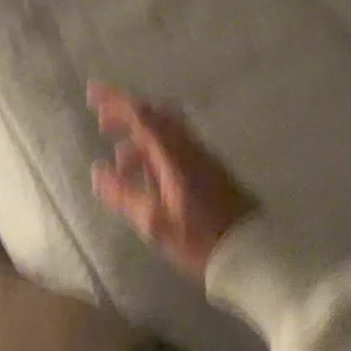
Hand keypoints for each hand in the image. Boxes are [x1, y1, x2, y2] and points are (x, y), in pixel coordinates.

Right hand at [88, 82, 259, 283]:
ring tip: (120, 159)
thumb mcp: (156, 223)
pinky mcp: (213, 173)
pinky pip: (177, 147)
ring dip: (140, 136)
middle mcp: (190, 149)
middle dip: (126, 114)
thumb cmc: (202, 240)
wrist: (257, 258)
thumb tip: (98, 171)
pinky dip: (155, 150)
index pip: (141, 115)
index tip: (92, 93)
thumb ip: (123, 194)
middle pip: (156, 116)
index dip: (115, 101)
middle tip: (103, 122)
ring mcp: (204, 159)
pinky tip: (148, 175)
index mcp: (174, 155)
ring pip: (167, 132)